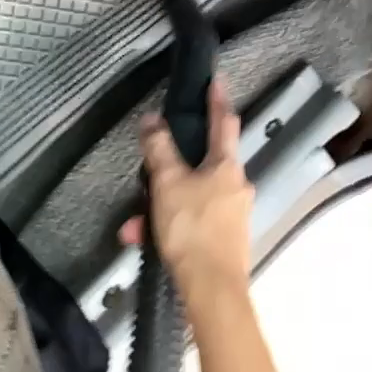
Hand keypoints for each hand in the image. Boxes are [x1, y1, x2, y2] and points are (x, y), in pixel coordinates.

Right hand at [119, 80, 251, 301]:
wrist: (212, 291)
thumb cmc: (192, 229)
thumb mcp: (168, 184)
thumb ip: (159, 150)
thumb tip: (152, 120)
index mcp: (227, 166)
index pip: (224, 121)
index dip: (217, 99)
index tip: (216, 79)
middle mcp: (236, 187)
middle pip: (201, 165)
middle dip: (169, 170)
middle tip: (148, 173)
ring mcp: (233, 215)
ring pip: (190, 198)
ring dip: (160, 207)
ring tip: (135, 225)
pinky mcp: (224, 240)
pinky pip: (191, 223)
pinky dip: (167, 228)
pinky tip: (144, 241)